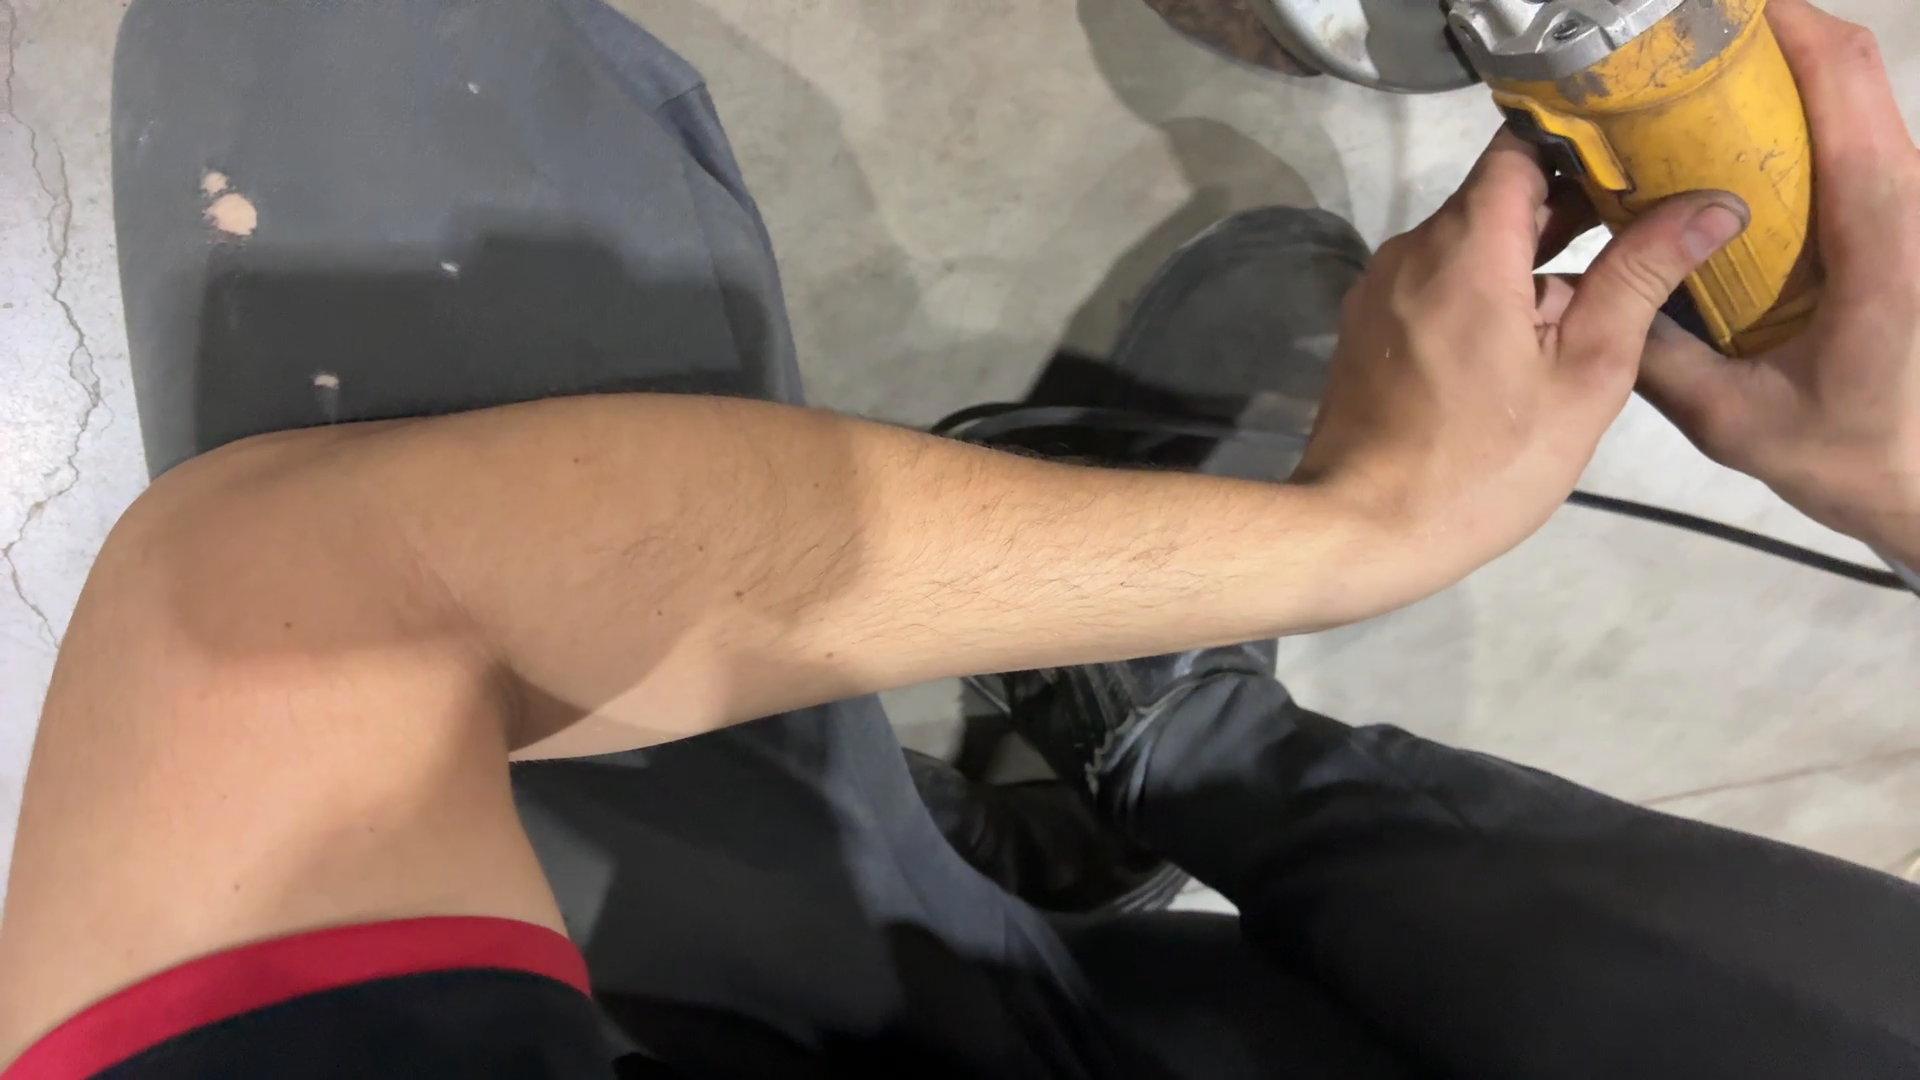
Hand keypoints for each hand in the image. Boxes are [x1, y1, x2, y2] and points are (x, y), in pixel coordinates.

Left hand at [1294, 130, 1748, 601]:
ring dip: (1520, 260)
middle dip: (1562, 210)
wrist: (1361, 525)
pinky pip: (1427, 289)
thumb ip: (1637, 279)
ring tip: (1590, 301)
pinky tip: (1521, 338)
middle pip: (1489, 200)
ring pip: (1458, 248)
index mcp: (1460, 251)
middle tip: (1638, 240)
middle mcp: (1403, 259)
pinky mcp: (1361, 336)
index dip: (1581, 150)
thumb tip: (1704, 205)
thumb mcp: (1582, 374)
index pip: (1517, 152)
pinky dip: (1475, 292)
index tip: (1640, 173)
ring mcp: (1373, 298)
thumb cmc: (1480, 463)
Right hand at [1636, 0, 1919, 569]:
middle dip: (1770, 66)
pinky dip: (1782, 153)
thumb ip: (1663, 358)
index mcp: (1886, 247)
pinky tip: (1714, 173)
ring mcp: (1906, 225)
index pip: (1853, 115)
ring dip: (1769, 109)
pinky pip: (1843, 172)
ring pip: (1851, 131)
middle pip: (1854, 102)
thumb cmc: (1849, 453)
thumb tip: (1598, 303)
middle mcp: (1909, 215)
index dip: (1803, 47)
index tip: (1736, 17)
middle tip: (1670, 71)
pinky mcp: (1892, 243)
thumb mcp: (1733, 418)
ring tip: (1677, 114)